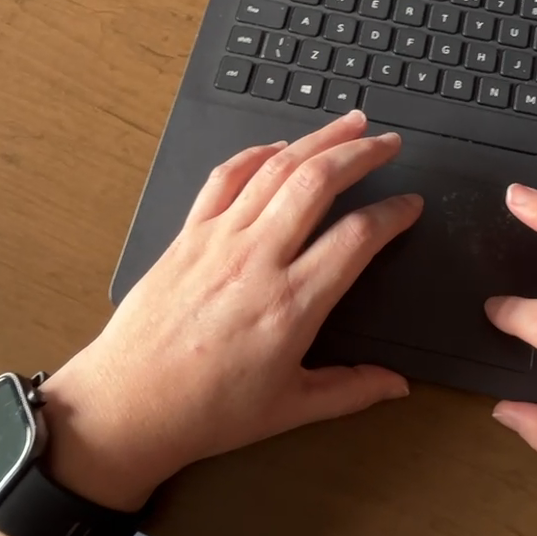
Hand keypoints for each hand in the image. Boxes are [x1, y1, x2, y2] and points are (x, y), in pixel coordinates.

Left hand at [37, 111, 419, 509]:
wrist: (125, 407)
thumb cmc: (208, 413)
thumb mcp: (289, 409)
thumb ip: (351, 390)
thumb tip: (399, 385)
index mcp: (292, 305)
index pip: (357, 237)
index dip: (393, 214)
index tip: (411, 205)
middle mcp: (258, 259)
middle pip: (319, 182)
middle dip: (361, 153)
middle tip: (388, 143)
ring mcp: (220, 239)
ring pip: (276, 168)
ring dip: (319, 138)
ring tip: (350, 122)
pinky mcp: (189, 233)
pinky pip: (225, 177)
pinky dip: (257, 153)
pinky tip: (279, 147)